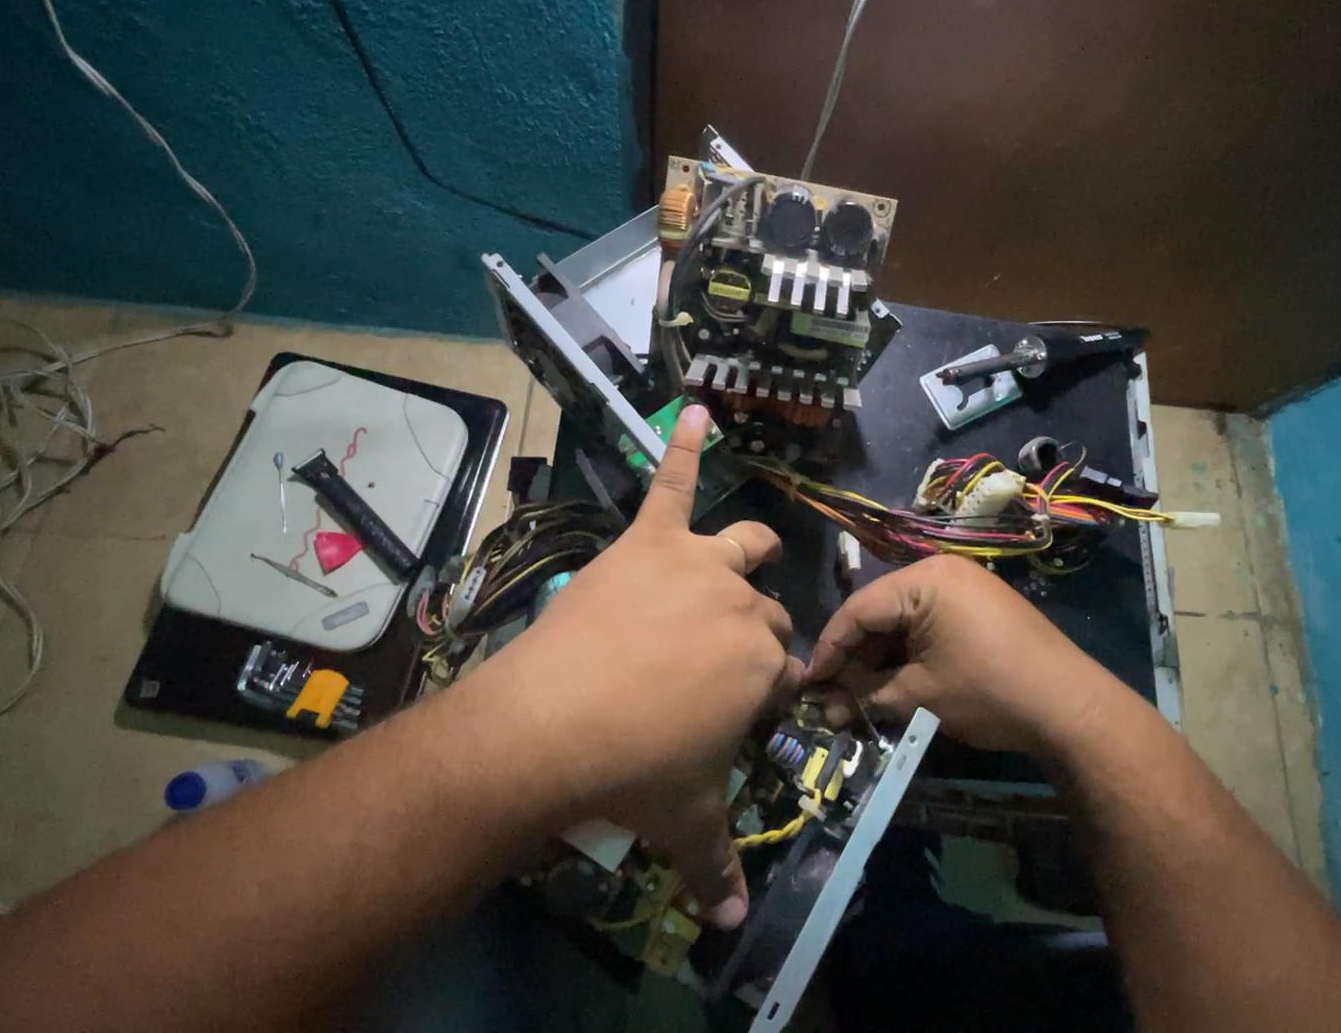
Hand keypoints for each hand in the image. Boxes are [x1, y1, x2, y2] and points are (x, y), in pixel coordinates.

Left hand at [471, 404, 795, 928]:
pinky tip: (696, 410)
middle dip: (753, 635)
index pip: (787, 672)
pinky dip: (685, 444)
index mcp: (764, 668)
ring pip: (745, 547)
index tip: (736, 712)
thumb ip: (715, 869)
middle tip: (710, 665)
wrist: (553, 726)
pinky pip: (672, 482)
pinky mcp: (650, 542)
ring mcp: (698, 567)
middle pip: (767, 613)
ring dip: (747, 556)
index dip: (765, 692)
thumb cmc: (630, 770)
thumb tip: (736, 930)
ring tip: (738, 562)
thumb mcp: (685, 822)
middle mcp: (746, 608)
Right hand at [804, 556, 1116, 754]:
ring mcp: (964, 589)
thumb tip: (826, 709)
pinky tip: (894, 685)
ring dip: (880, 661)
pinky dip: (909, 655)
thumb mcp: (920, 696)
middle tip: (833, 698)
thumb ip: (866, 696)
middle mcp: (942, 573)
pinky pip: (929, 626)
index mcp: (924, 580)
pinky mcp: (979, 610)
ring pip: (903, 622)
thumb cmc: (988, 691)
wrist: (1071, 707)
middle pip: (880, 613)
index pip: (859, 610)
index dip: (830, 649)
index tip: (808, 684)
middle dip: (855, 659)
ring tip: (861, 700)